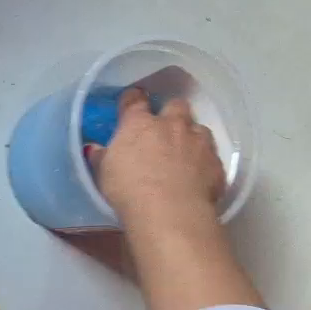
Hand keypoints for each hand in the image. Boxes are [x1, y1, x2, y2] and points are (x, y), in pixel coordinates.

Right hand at [85, 87, 225, 227]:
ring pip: (198, 127)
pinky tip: (196, 175)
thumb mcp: (104, 174)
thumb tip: (94, 149)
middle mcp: (172, 125)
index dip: (132, 99)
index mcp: (139, 124)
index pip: (135, 100)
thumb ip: (101, 157)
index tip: (131, 101)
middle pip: (176, 104)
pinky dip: (203, 161)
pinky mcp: (216, 163)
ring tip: (183, 151)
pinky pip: (211, 155)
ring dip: (191, 135)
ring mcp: (198, 142)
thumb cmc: (128, 189)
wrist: (170, 211)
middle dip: (170, 111)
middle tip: (163, 125)